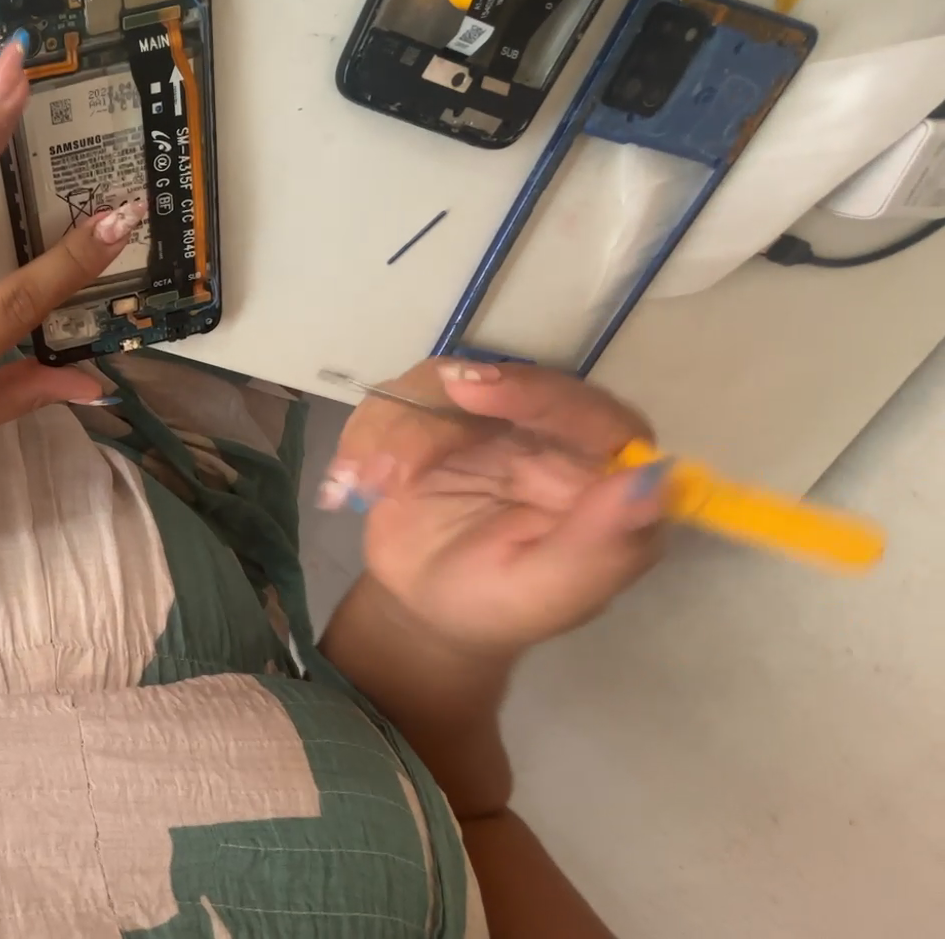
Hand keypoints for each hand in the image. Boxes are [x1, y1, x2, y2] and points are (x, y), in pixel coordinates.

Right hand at [318, 358, 667, 653]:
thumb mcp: (550, 591)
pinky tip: (348, 484)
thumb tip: (648, 478)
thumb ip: (599, 541)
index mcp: (591, 470)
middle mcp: (538, 435)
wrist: (424, 612)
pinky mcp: (420, 427)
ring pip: (427, 389)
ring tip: (368, 488)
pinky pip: (385, 407)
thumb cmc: (498, 608)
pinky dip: (359, 440)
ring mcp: (475, 426)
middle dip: (425, 419)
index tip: (470, 389)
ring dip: (386, 435)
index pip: (580, 408)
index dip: (531, 390)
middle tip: (388, 466)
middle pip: (488, 385)